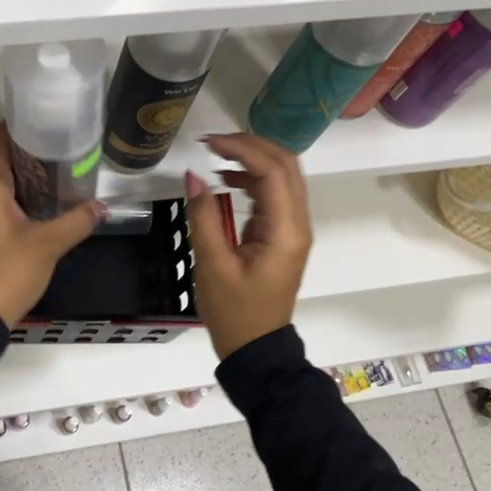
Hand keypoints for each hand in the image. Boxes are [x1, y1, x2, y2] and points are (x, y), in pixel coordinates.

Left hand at [0, 122, 103, 326]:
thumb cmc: (6, 273)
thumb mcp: (47, 246)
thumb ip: (76, 221)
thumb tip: (101, 206)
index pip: (0, 138)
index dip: (23, 124)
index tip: (51, 120)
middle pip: (2, 157)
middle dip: (33, 150)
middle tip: (67, 147)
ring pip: (1, 181)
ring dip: (28, 175)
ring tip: (63, 172)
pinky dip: (20, 195)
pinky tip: (45, 203)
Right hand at [183, 133, 312, 358]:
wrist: (255, 349)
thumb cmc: (234, 312)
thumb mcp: (212, 265)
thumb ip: (204, 217)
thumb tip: (193, 177)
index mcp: (285, 231)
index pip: (273, 171)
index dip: (243, 149)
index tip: (209, 143)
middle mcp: (297, 224)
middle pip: (285, 166)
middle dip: (252, 146)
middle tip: (213, 142)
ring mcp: (292, 229)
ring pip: (282, 177)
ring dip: (253, 159)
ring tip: (215, 155)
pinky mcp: (281, 235)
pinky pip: (273, 194)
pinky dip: (252, 179)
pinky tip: (224, 179)